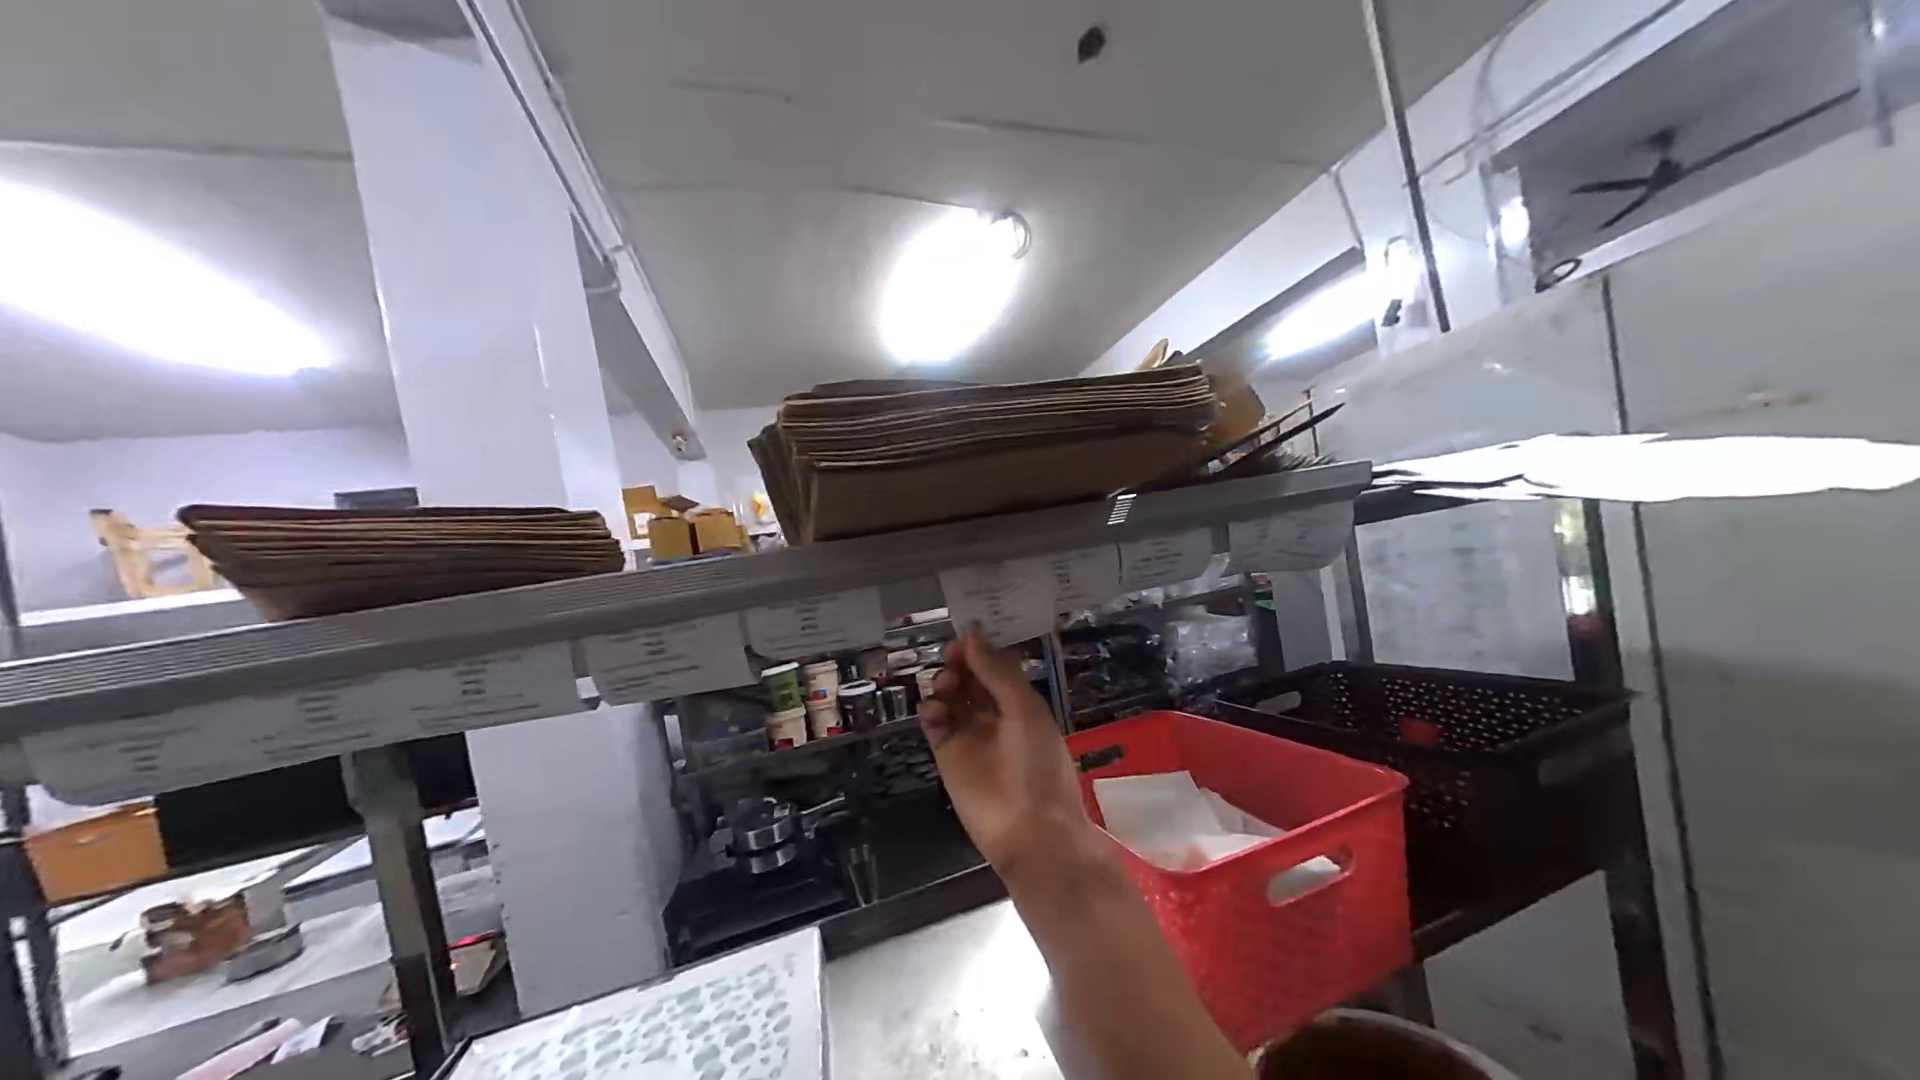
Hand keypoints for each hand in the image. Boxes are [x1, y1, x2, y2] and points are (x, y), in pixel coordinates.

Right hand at [920, 627, 1098, 875]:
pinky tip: (935, 712)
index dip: (979, 651)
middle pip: (969, 679)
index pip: (995, 667)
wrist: (1030, 829)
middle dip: (959, 664)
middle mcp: (994, 716)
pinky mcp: (947, 755)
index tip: (964, 640)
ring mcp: (969, 735)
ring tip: (947, 688)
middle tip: (952, 661)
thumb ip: (996, 671)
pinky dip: (930, 711)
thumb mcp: (1024, 709)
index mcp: (1020, 703)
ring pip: (949, 697)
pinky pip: (934, 723)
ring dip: (944, 684)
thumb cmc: (1037, 764)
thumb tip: (972, 633)